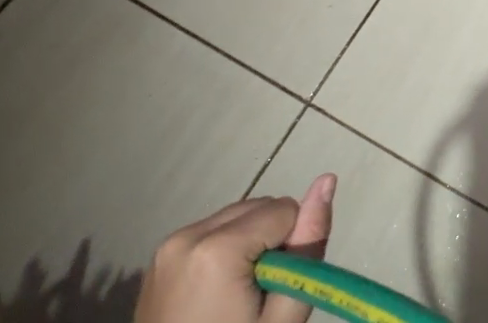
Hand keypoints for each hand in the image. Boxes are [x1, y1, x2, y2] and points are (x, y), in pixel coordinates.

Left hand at [134, 173, 335, 322]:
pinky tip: (217, 291)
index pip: (286, 210)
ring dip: (250, 242)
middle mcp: (188, 234)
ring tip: (238, 295)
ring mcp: (168, 245)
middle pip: (261, 207)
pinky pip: (214, 229)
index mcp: (218, 248)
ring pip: (239, 215)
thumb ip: (308, 244)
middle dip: (271, 240)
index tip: (275, 290)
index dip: (292, 249)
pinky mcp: (160, 256)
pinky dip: (226, 249)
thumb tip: (327, 179)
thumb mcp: (283, 317)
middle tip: (260, 295)